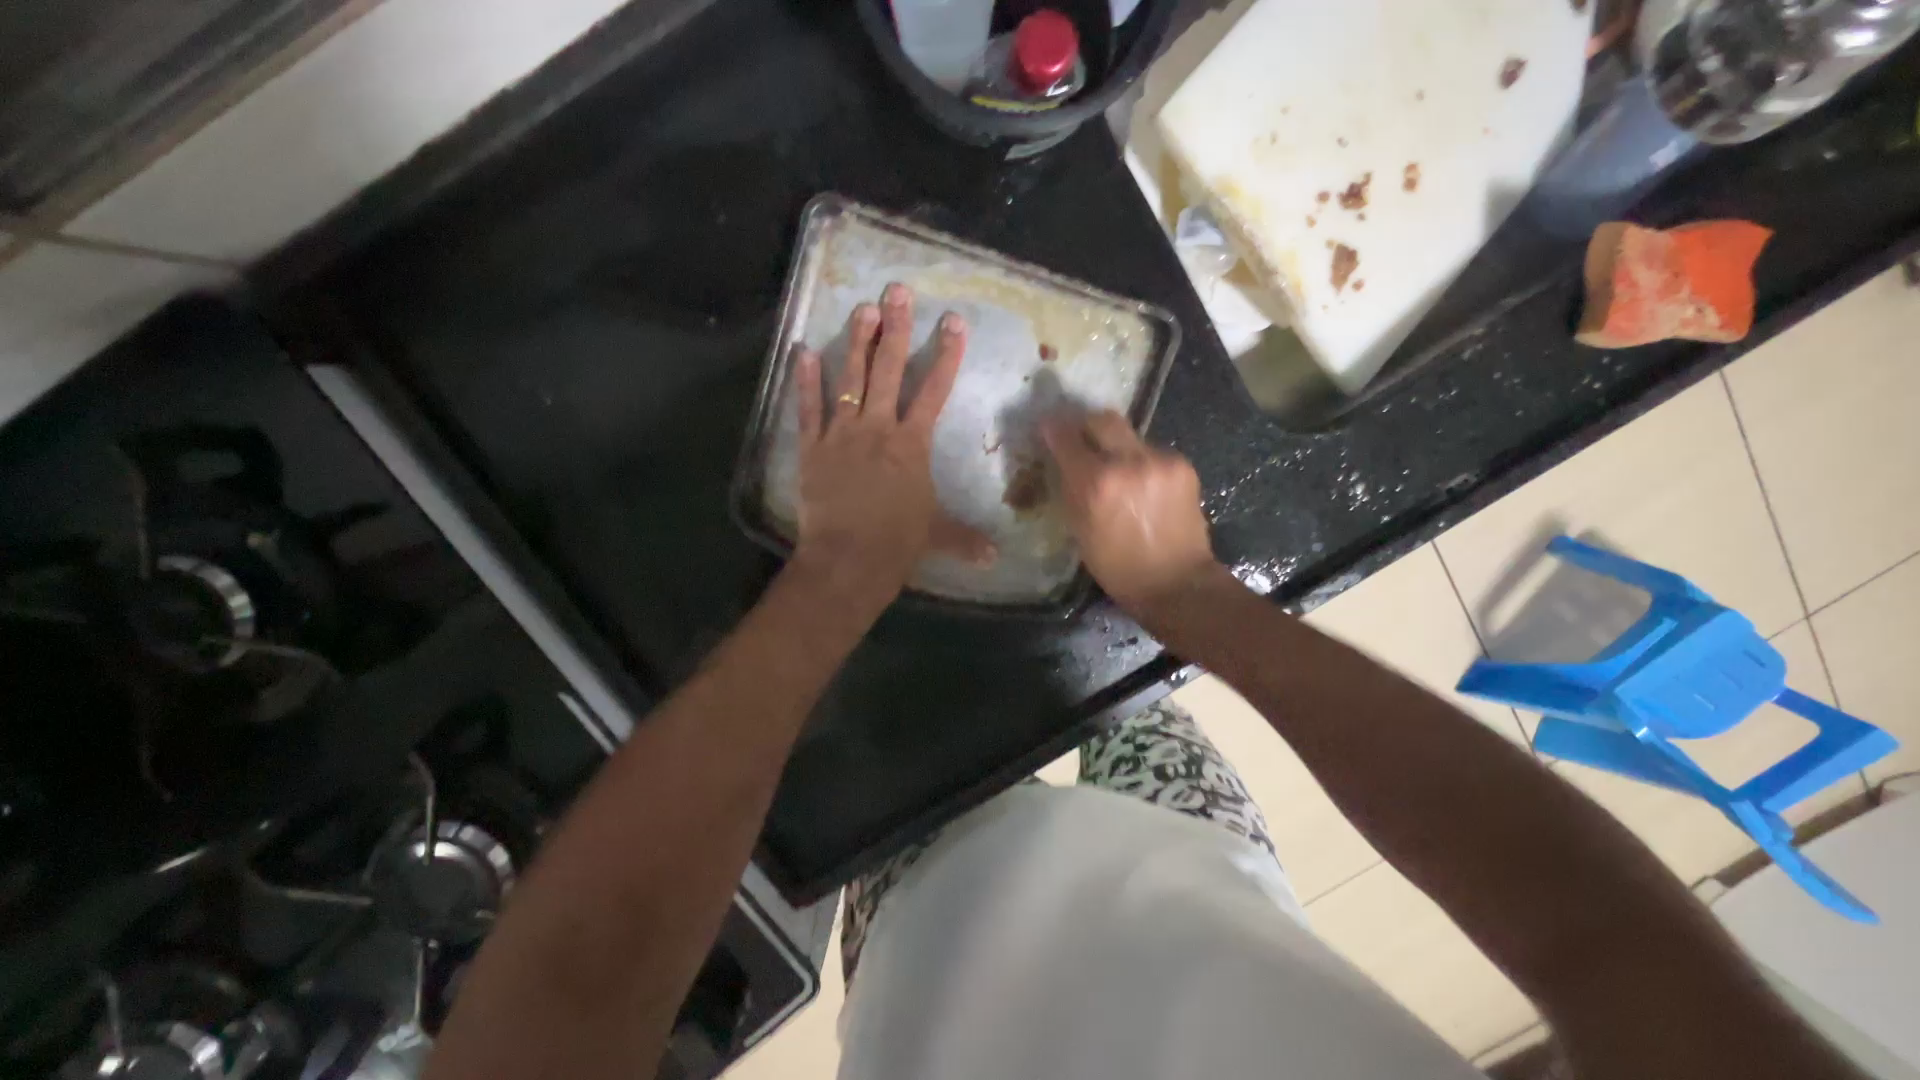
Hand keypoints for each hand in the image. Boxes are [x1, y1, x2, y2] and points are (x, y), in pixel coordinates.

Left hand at [791, 283, 993, 604]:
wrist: (848, 558)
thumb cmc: (896, 544)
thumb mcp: (936, 536)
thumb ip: (964, 539)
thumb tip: (995, 557)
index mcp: (912, 444)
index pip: (934, 390)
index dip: (946, 354)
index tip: (953, 321)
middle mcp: (878, 428)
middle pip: (888, 369)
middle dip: (896, 328)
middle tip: (897, 291)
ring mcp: (842, 434)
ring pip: (849, 378)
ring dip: (856, 342)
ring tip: (862, 308)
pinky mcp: (811, 448)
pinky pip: (808, 408)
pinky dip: (805, 380)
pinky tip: (804, 350)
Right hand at [1041, 410, 1220, 614]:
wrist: (1176, 582)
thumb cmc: (1117, 566)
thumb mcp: (1079, 529)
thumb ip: (1069, 488)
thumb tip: (1062, 461)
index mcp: (1096, 483)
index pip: (1066, 436)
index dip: (1053, 429)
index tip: (1047, 428)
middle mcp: (1128, 462)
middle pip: (1102, 419)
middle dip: (1086, 425)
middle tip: (1081, 438)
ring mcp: (1159, 460)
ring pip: (1129, 436)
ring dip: (1116, 447)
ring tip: (1116, 470)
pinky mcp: (1182, 465)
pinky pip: (1151, 452)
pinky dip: (1141, 463)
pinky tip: (1142, 486)